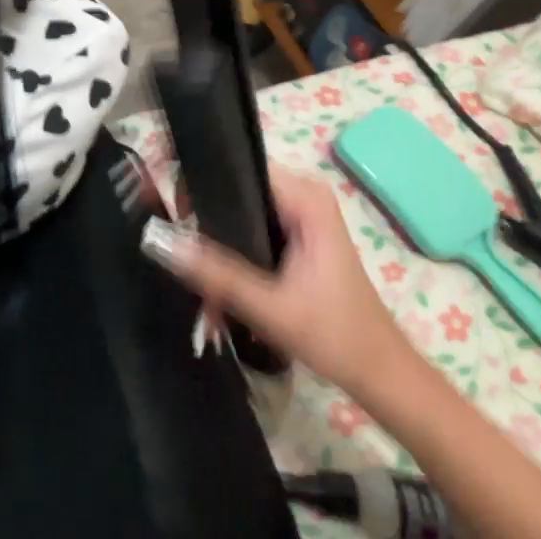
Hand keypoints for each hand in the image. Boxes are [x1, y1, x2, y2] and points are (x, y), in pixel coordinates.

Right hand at [141, 169, 412, 393]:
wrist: (380, 375)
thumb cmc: (337, 337)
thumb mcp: (270, 308)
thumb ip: (215, 274)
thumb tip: (159, 242)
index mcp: (305, 198)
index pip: (237, 166)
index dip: (197, 183)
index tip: (169, 211)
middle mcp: (303, 196)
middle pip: (231, 187)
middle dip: (200, 217)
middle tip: (175, 250)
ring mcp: (299, 216)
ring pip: (235, 210)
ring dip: (210, 241)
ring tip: (190, 271)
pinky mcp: (293, 236)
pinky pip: (246, 226)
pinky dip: (226, 252)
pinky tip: (212, 282)